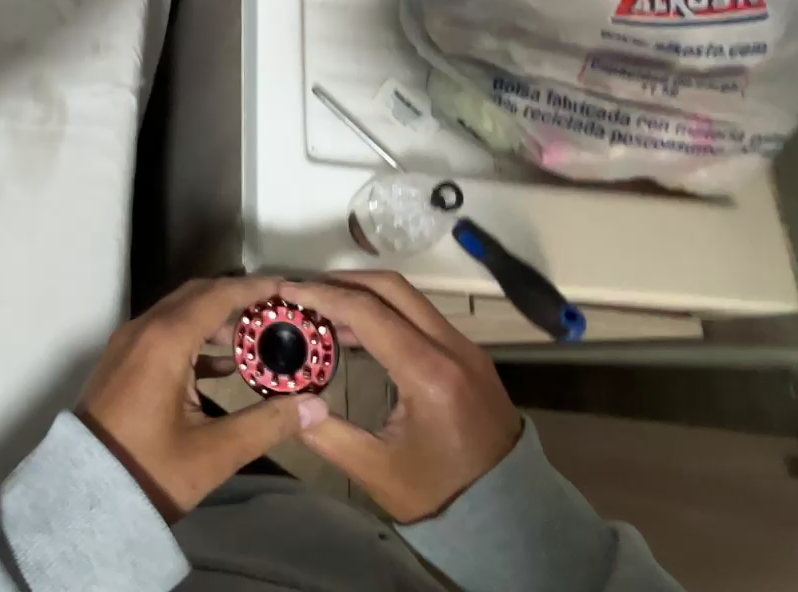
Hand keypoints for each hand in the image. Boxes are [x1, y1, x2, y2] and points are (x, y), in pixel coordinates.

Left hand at [78, 276, 329, 520]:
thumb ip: (268, 424)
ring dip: (217, 319)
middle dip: (239, 299)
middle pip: (198, 296)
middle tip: (279, 313)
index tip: (289, 290)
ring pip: (180, 313)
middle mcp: (144, 328)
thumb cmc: (147, 470)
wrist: (81, 499)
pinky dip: (196, 338)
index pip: (218, 295)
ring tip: (259, 338)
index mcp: (165, 340)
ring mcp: (129, 343)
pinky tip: (225, 365)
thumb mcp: (214, 452)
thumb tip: (317, 406)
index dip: (255, 289)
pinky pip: (165, 333)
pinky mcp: (123, 361)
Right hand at [279, 272, 521, 522]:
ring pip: (408, 297)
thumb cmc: (440, 494)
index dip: (322, 295)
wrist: (510, 515)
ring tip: (321, 308)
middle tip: (303, 290)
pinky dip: (384, 311)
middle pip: (391, 287)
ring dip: (364, 293)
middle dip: (342, 281)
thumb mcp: (375, 470)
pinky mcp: (468, 355)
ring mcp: (465, 347)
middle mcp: (452, 347)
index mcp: (429, 373)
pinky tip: (356, 330)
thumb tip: (286, 401)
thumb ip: (325, 432)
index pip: (367, 312)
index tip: (287, 290)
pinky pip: (420, 316)